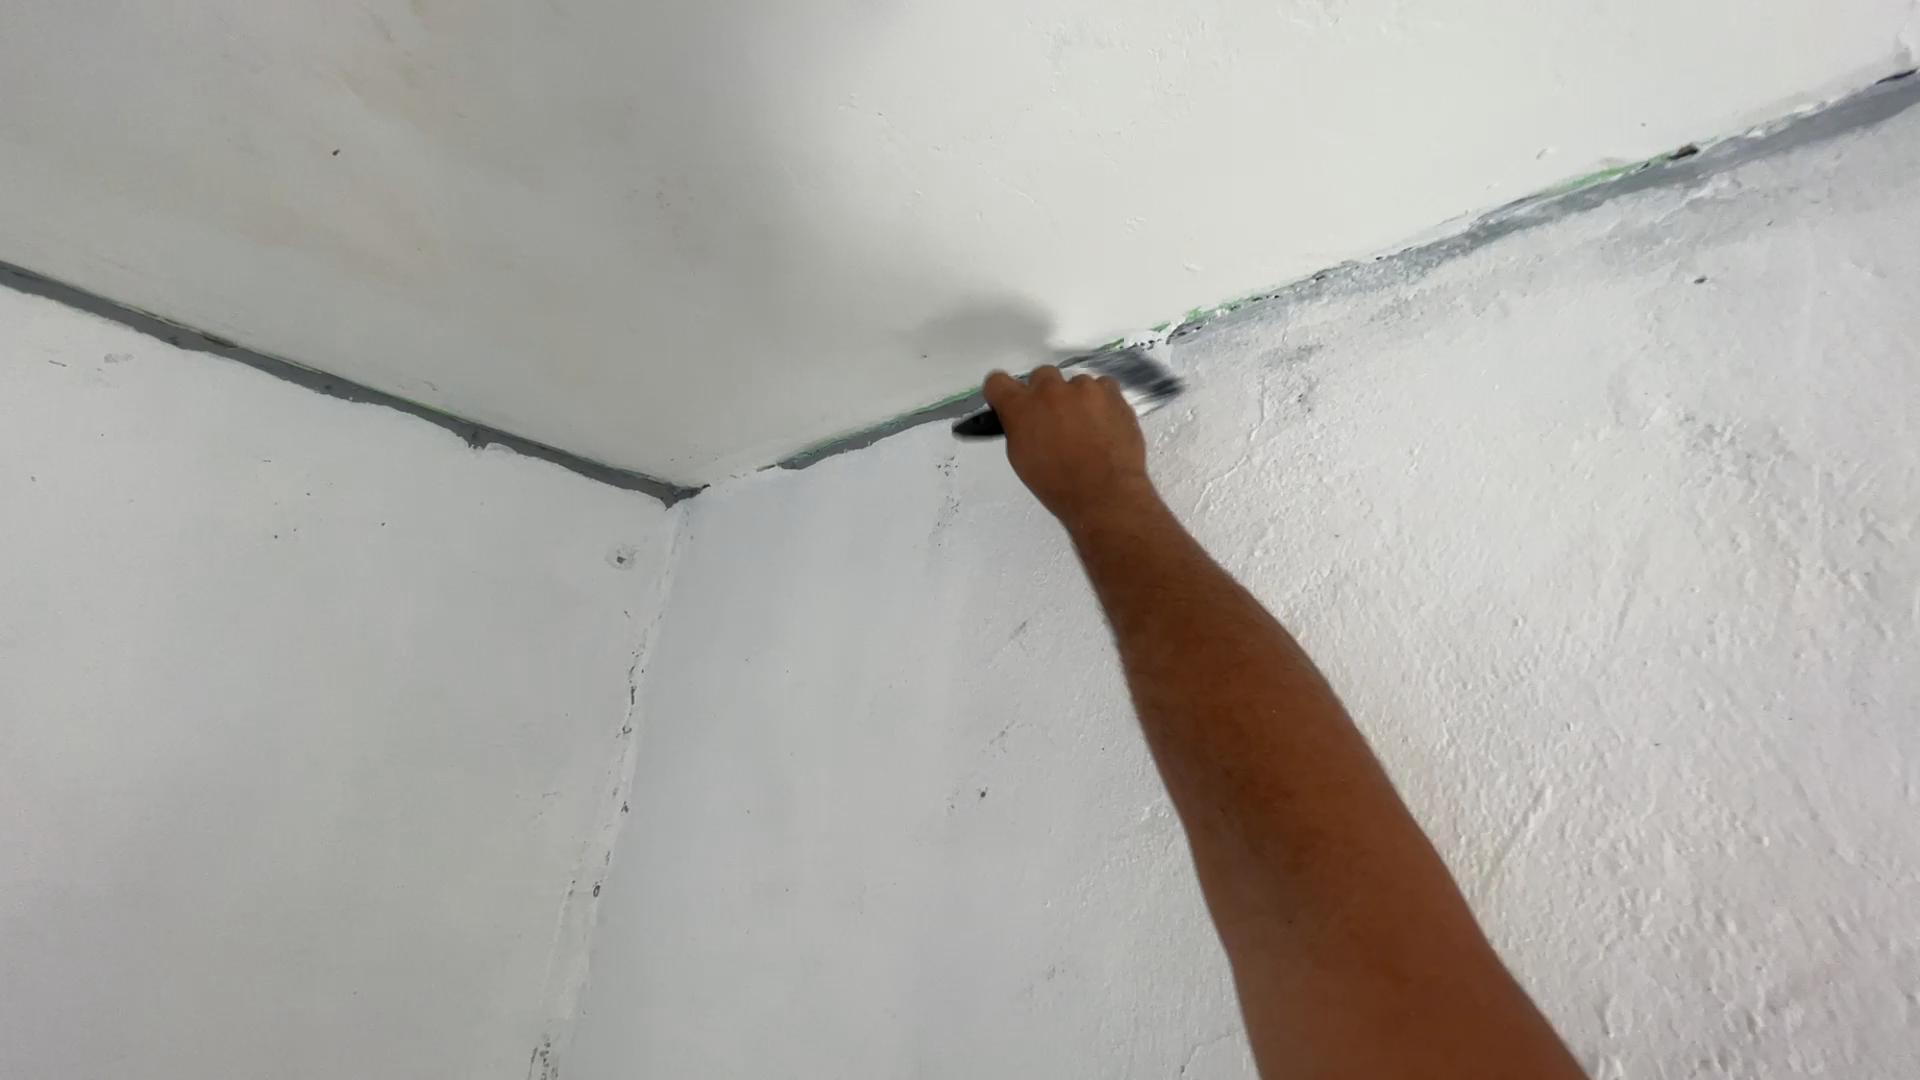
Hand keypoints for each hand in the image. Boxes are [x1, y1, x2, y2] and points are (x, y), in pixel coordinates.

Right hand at [983, 366, 1159, 530]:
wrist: (1105, 493)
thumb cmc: (1057, 485)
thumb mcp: (1022, 459)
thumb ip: (1018, 428)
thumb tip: (1024, 418)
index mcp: (1021, 408)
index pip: (997, 382)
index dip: (1003, 393)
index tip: (1010, 405)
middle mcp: (1049, 390)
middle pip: (1040, 376)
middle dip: (1044, 395)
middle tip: (1054, 420)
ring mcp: (1083, 387)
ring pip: (1074, 383)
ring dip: (1075, 399)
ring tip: (1087, 427)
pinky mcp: (1112, 392)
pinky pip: (1102, 387)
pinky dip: (1101, 401)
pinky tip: (1105, 423)